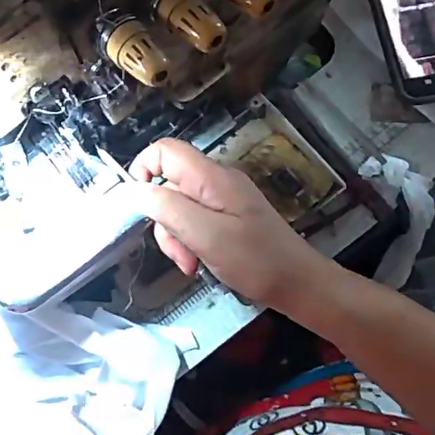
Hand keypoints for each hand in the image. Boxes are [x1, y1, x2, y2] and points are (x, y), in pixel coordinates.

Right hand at [129, 138, 334, 309]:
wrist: (299, 284)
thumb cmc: (256, 260)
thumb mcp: (206, 236)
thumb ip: (168, 208)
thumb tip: (136, 190)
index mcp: (211, 177)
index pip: (164, 150)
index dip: (143, 170)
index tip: (140, 207)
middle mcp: (216, 180)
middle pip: (168, 184)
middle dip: (164, 220)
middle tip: (179, 253)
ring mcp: (223, 198)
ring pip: (178, 207)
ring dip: (176, 237)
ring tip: (191, 264)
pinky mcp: (228, 215)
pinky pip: (194, 220)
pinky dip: (190, 241)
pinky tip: (200, 262)